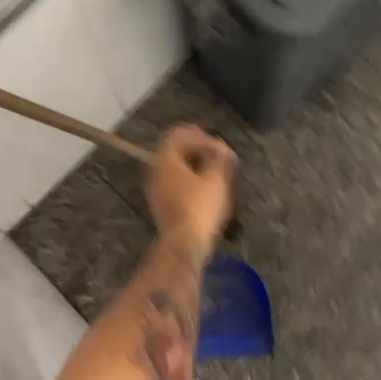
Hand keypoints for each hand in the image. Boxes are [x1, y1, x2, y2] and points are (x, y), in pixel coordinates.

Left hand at [147, 125, 236, 245]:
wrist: (183, 244)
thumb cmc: (199, 207)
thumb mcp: (216, 179)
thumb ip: (220, 159)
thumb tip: (224, 149)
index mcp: (165, 160)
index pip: (178, 135)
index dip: (199, 135)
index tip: (218, 144)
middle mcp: (156, 171)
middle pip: (174, 151)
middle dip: (196, 150)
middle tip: (217, 155)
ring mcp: (156, 190)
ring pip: (174, 168)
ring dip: (194, 166)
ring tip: (214, 172)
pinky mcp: (162, 205)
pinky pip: (175, 183)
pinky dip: (190, 180)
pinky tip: (205, 189)